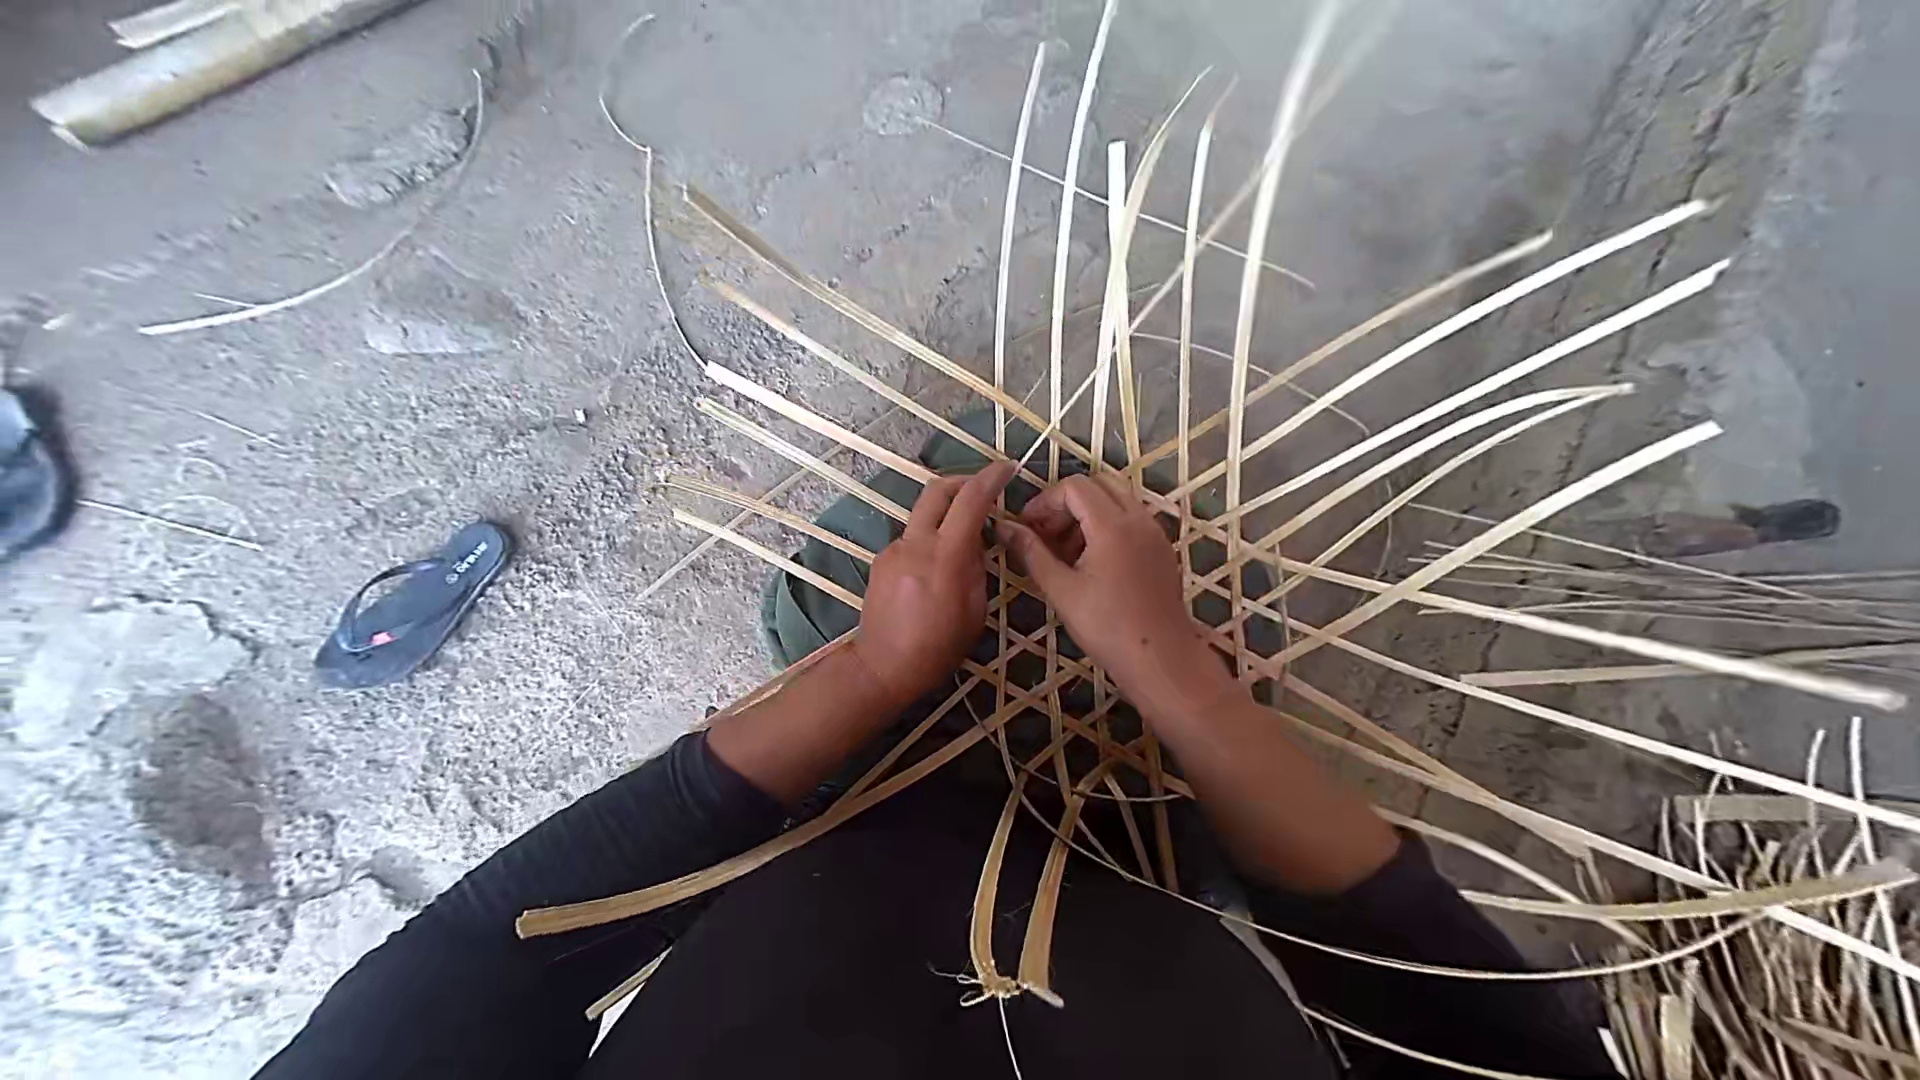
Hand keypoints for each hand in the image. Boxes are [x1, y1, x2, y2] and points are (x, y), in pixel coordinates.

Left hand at [850, 462, 1015, 707]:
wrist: (882, 666)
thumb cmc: (938, 648)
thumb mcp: (975, 612)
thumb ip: (977, 569)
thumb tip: (976, 542)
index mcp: (945, 557)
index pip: (971, 500)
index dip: (992, 478)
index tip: (1007, 468)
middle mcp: (915, 543)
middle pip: (938, 489)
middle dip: (964, 480)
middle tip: (985, 488)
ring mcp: (894, 549)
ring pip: (923, 513)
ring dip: (947, 511)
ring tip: (966, 536)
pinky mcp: (882, 559)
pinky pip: (912, 537)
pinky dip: (931, 537)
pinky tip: (938, 564)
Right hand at [996, 473, 1236, 723]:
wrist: (1162, 660)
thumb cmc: (1107, 627)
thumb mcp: (1062, 590)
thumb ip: (1032, 553)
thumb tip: (1005, 529)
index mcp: (1113, 524)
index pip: (1074, 486)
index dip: (1045, 502)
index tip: (1027, 527)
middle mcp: (1139, 519)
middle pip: (1098, 484)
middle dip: (1066, 502)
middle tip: (1045, 534)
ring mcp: (1155, 533)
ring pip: (1116, 500)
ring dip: (1086, 513)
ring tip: (1064, 552)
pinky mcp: (1161, 549)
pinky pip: (1131, 519)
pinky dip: (1106, 526)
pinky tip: (1090, 563)